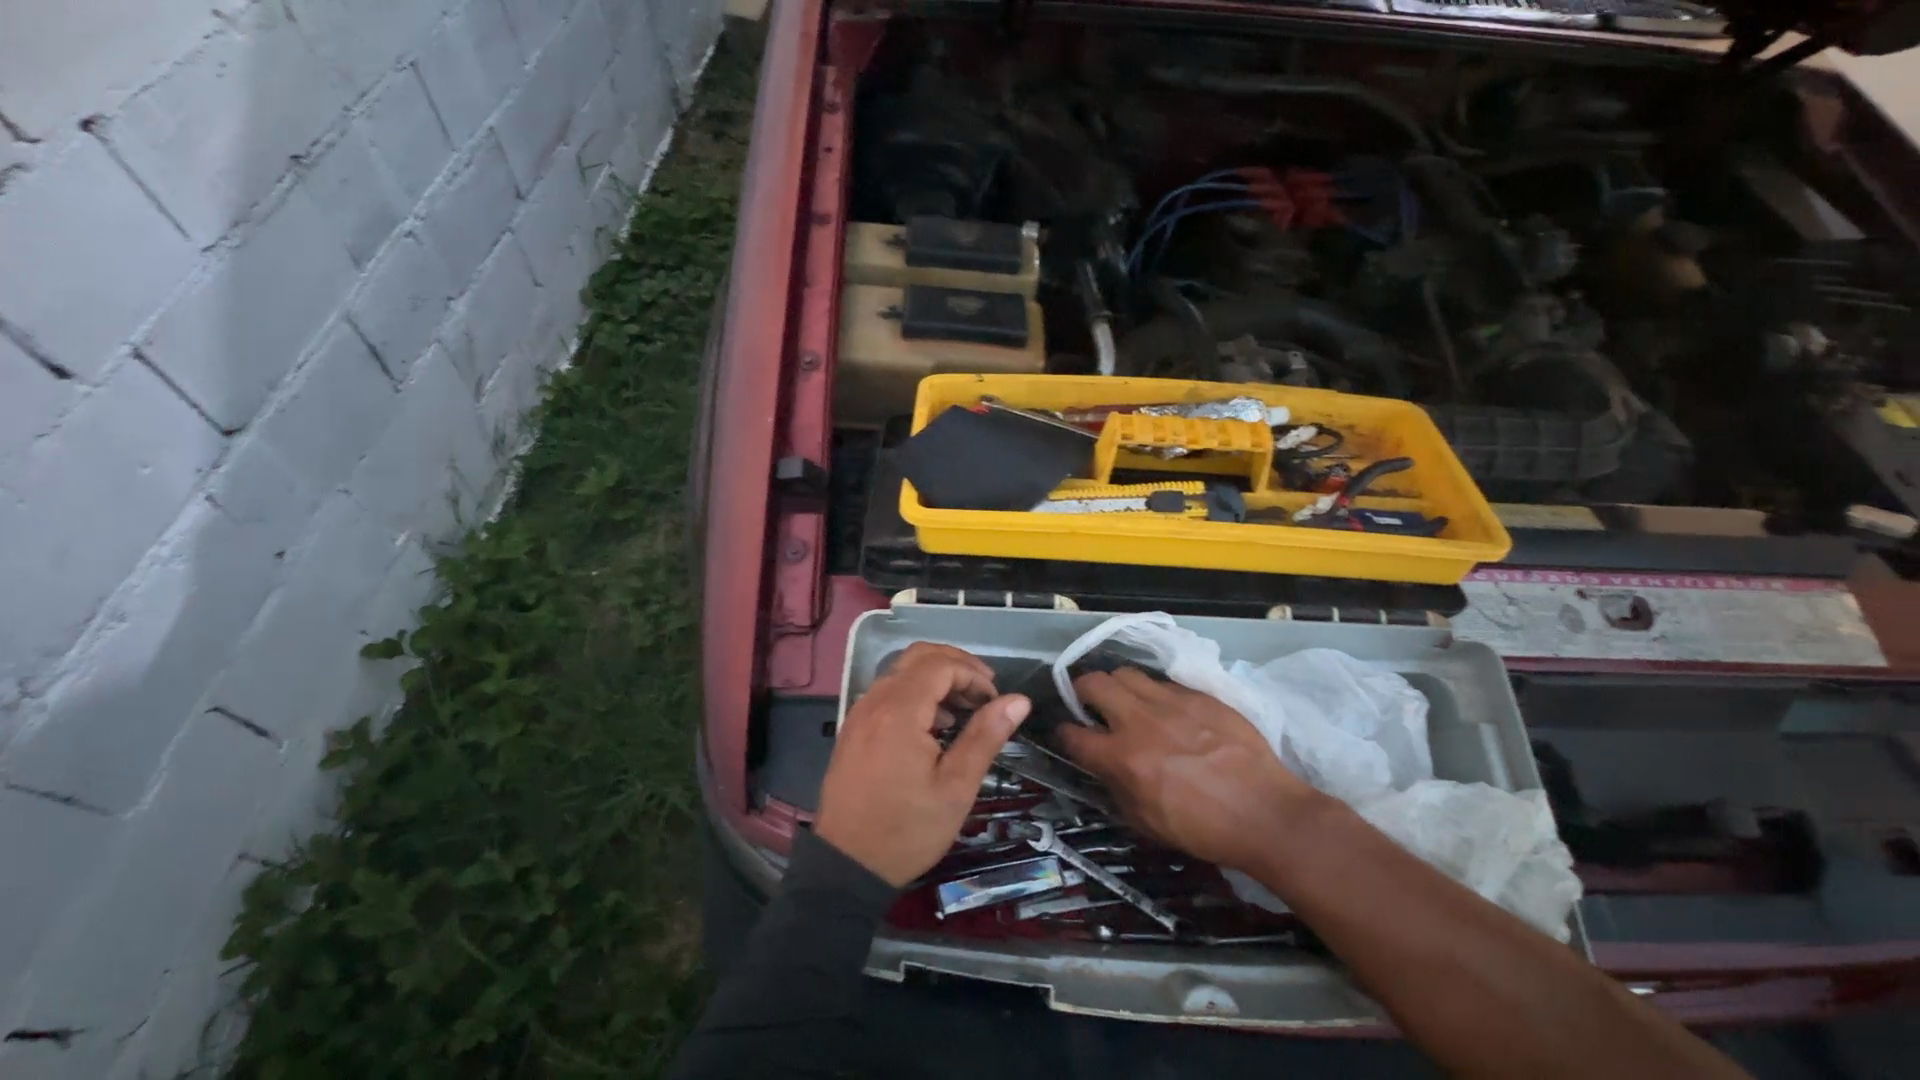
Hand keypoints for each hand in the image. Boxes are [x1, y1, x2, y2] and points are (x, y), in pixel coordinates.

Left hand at [814, 643, 1030, 885]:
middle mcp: (874, 702)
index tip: (995, 702)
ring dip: (935, 680)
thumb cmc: (907, 830)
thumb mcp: (955, 788)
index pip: (940, 665)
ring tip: (963, 712)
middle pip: (918, 657)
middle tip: (985, 693)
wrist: (846, 865)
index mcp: (899, 711)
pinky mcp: (853, 730)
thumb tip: (1018, 701)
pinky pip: (887, 693)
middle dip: (956, 666)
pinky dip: (914, 695)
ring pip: (901, 673)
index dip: (973, 674)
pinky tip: (933, 727)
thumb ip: (985, 737)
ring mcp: (859, 714)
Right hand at [1055, 668, 1320, 873]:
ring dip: (1119, 686)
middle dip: (1082, 691)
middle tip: (1089, 704)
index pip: (1073, 735)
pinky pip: (1165, 683)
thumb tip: (1104, 768)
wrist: (1265, 814)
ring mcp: (1173, 703)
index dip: (1064, 734)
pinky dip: (1156, 694)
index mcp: (1123, 758)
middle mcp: (1141, 721)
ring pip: (1128, 673)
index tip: (1068, 736)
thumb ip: (1117, 789)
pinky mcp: (1202, 695)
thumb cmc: (1203, 829)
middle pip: (1094, 683)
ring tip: (1128, 701)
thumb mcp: (1146, 822)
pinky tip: (1169, 712)